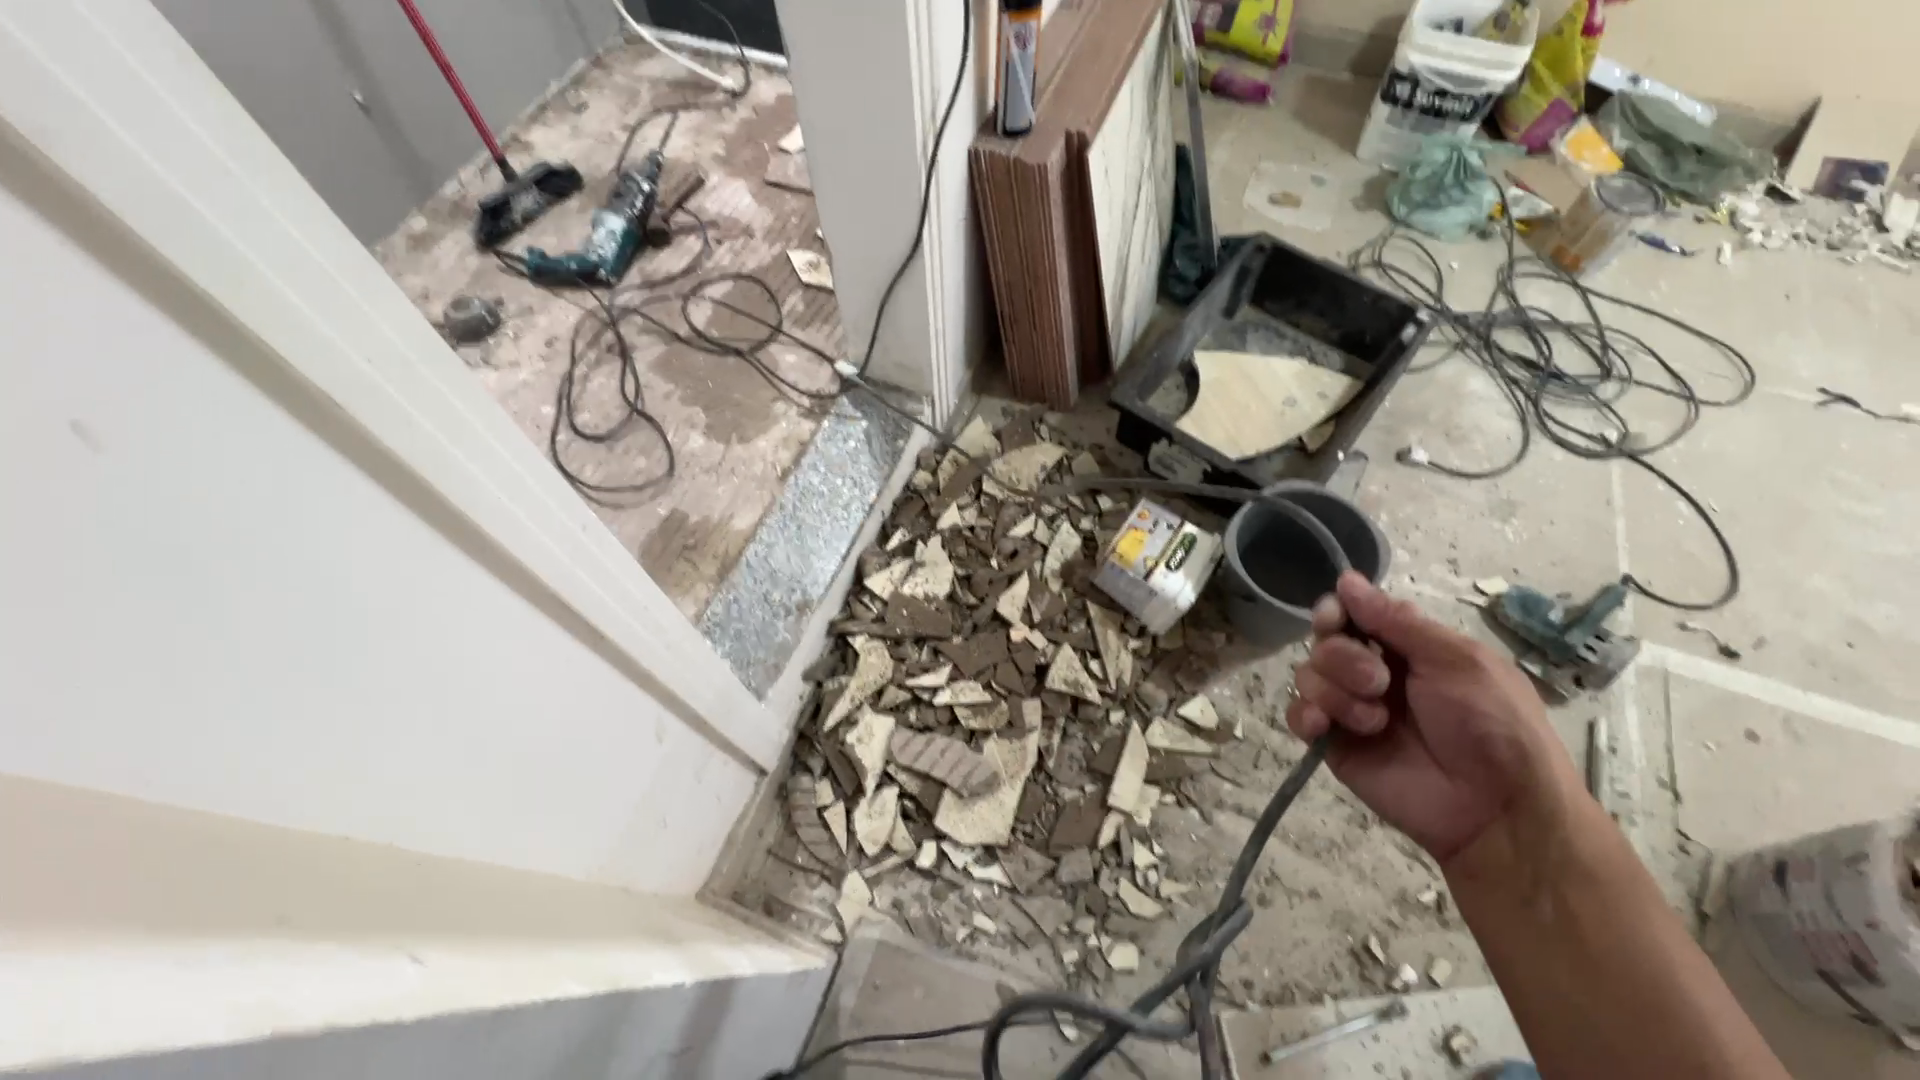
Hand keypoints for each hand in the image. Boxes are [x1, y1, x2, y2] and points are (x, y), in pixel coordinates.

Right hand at [1284, 572, 1574, 864]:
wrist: (1495, 808)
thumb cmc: (1491, 724)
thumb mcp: (1456, 660)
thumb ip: (1396, 621)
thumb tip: (1346, 579)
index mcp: (1407, 648)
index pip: (1353, 614)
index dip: (1336, 612)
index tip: (1335, 618)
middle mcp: (1373, 674)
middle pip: (1325, 642)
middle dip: (1343, 657)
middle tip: (1379, 683)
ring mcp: (1351, 710)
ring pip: (1308, 676)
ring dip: (1335, 692)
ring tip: (1374, 721)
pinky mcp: (1335, 746)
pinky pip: (1298, 717)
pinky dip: (1306, 715)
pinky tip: (1326, 727)